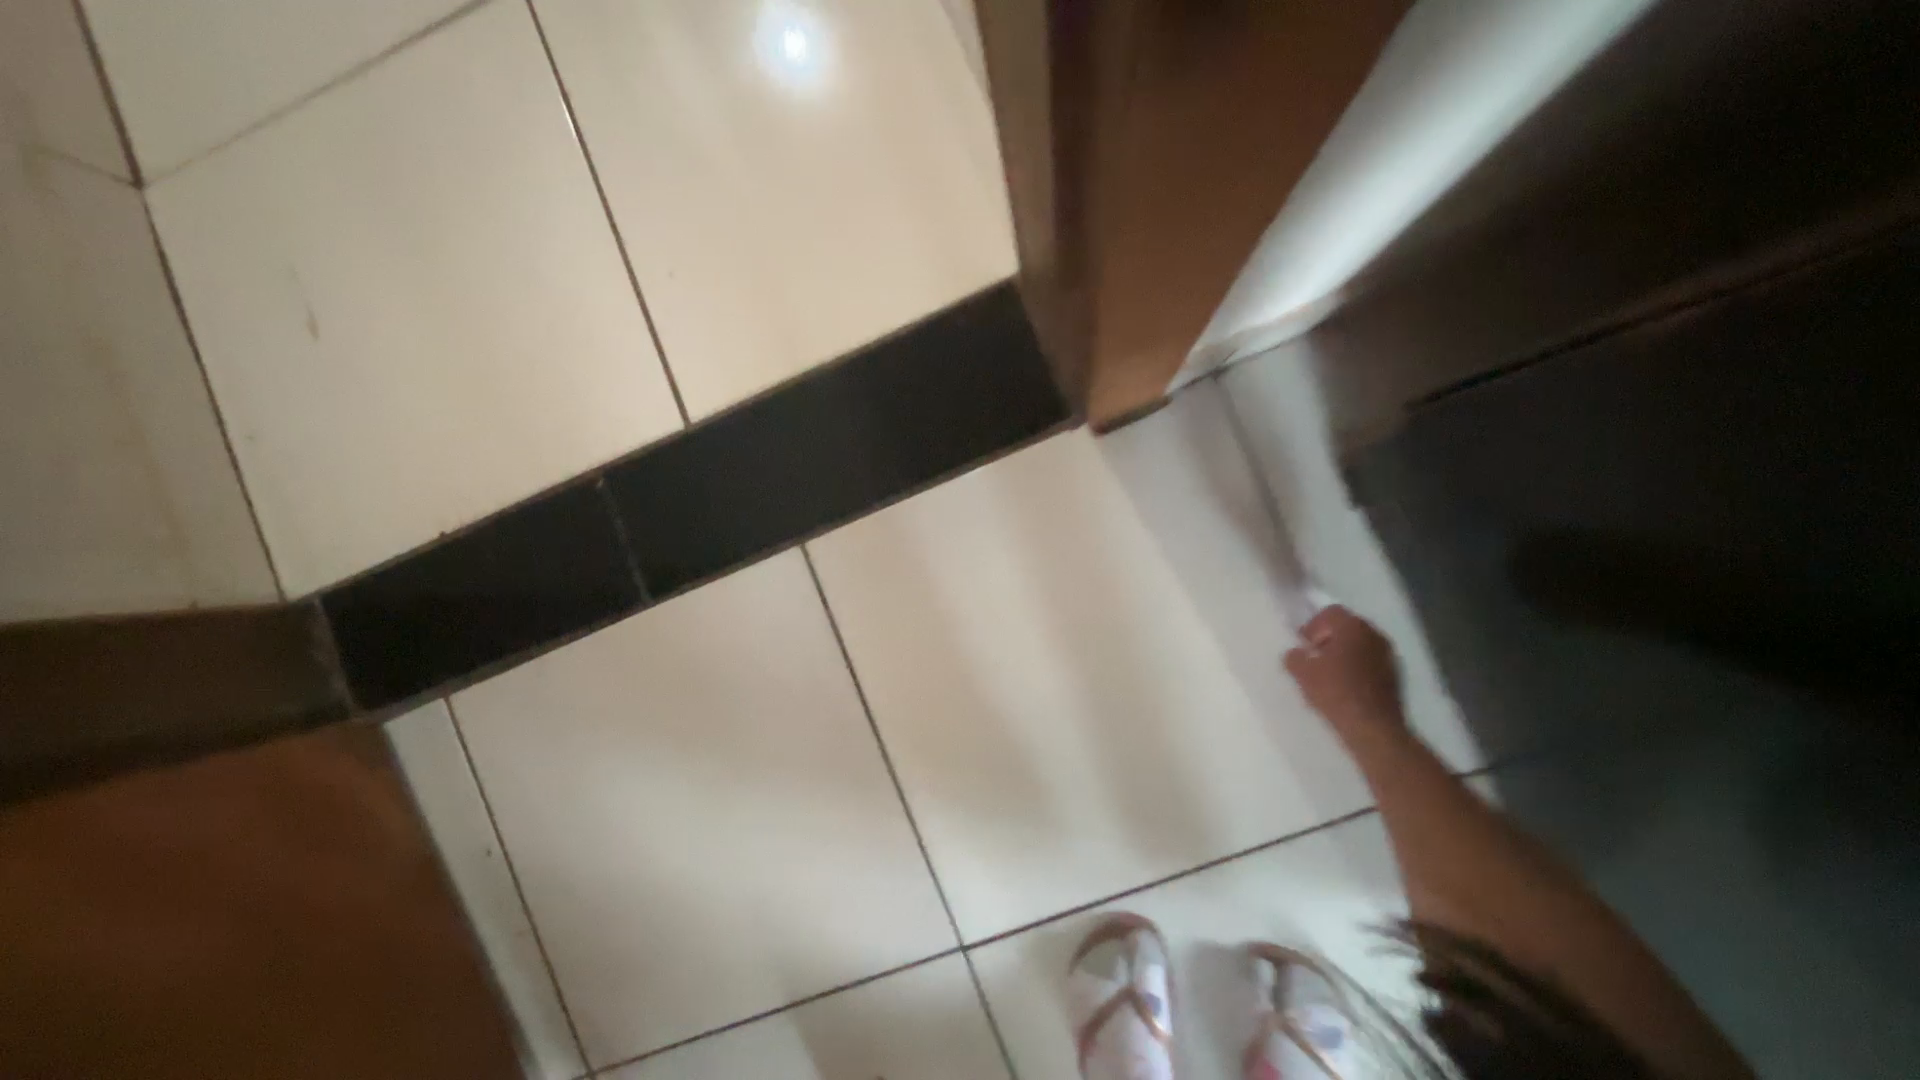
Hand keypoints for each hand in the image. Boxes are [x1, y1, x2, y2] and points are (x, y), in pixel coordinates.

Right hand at [1283, 605, 1406, 730]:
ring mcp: (1389, 654)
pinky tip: (1346, 685)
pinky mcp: (1395, 674)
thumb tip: (1296, 652)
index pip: (1330, 612)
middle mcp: (1374, 634)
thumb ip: (1294, 657)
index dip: (1313, 625)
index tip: (1304, 644)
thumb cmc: (1335, 693)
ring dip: (1345, 652)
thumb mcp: (1302, 674)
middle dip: (1329, 637)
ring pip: (1361, 644)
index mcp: (1352, 627)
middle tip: (1314, 656)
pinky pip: (1371, 661)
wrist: (1372, 727)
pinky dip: (1358, 666)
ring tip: (1330, 672)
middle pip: (1347, 626)